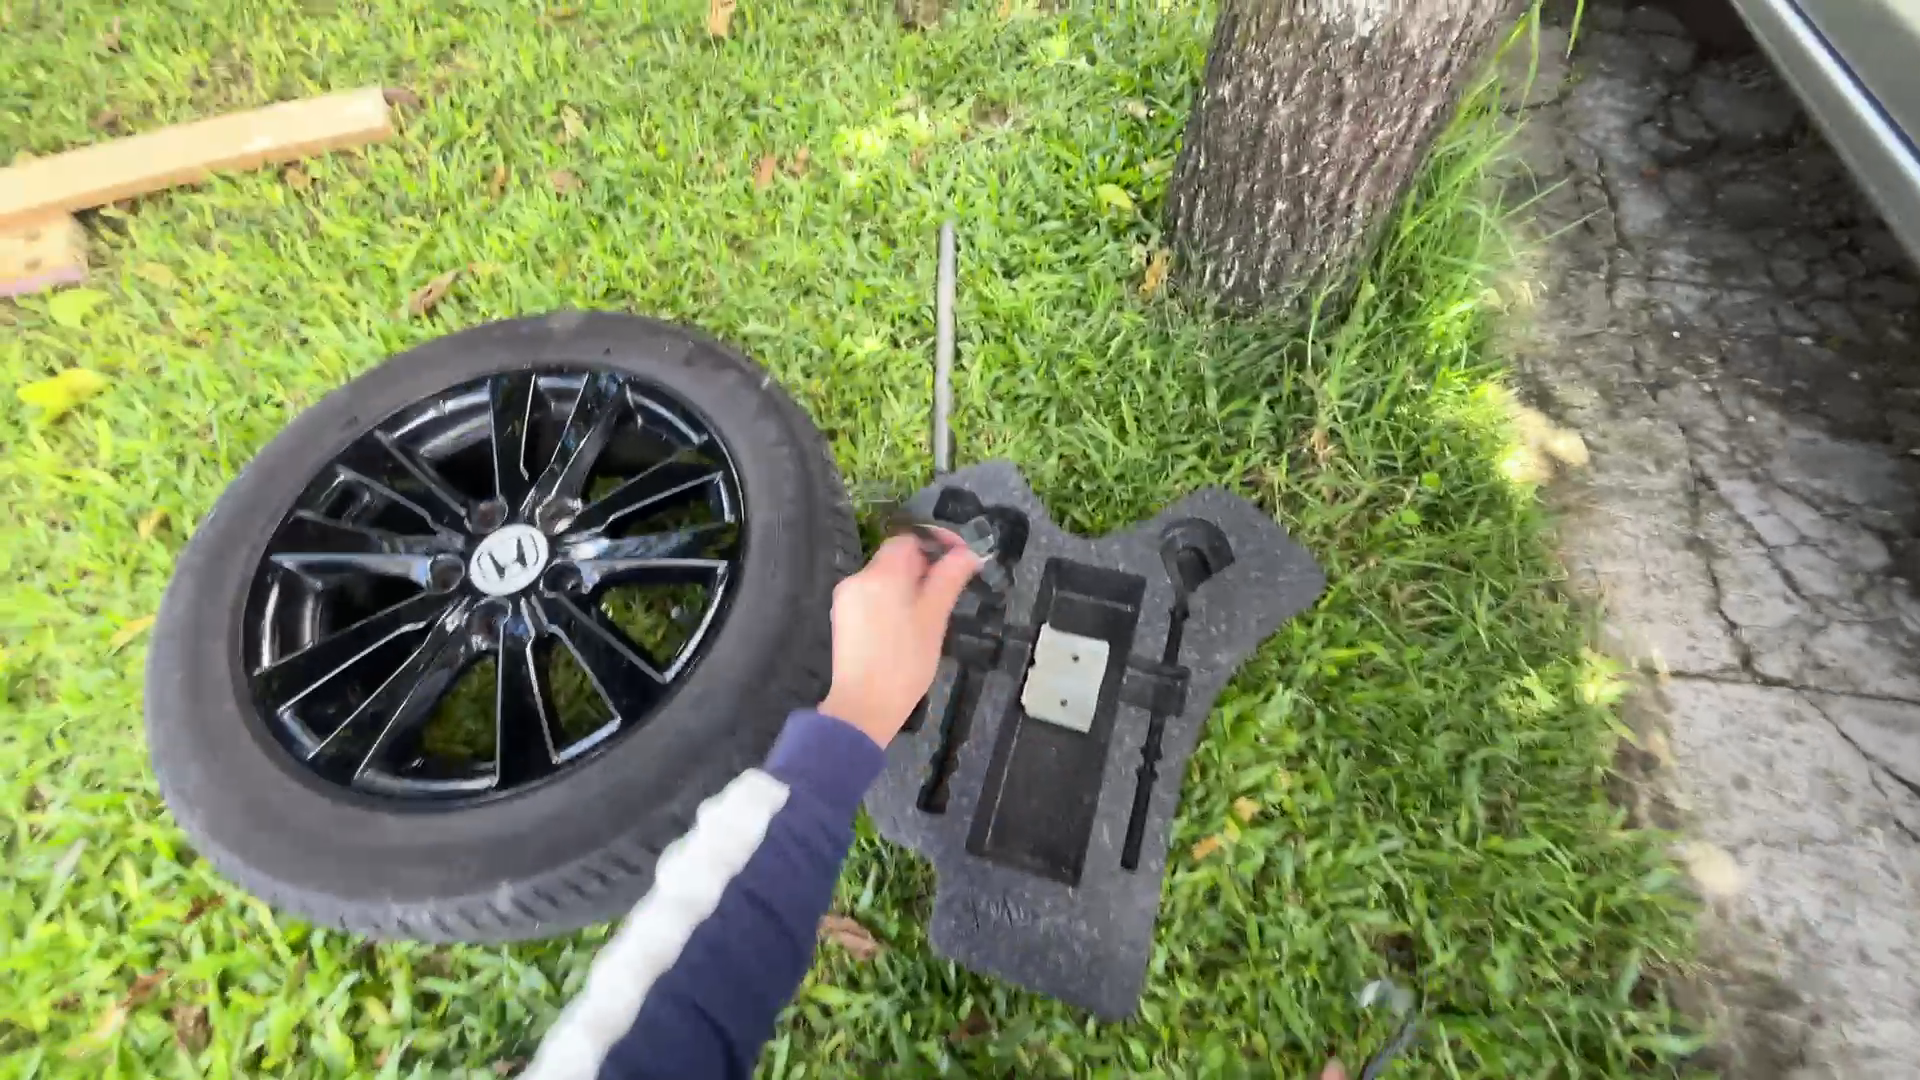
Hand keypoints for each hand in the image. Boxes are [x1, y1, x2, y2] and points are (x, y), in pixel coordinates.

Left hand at [817, 532, 979, 746]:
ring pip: (884, 577)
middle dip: (925, 565)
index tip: (960, 557)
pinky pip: (872, 594)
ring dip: (909, 583)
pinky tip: (907, 624)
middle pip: (895, 557)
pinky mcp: (843, 617)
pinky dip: (892, 598)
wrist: (863, 707)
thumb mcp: (934, 619)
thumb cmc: (905, 664)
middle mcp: (858, 579)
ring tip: (931, 610)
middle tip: (950, 587)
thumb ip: (949, 579)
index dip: (936, 541)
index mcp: (881, 575)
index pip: (908, 539)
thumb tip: (969, 553)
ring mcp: (846, 598)